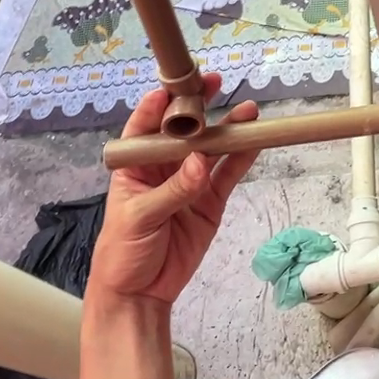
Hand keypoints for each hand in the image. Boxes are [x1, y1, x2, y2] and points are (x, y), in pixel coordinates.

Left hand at [88, 74, 259, 307]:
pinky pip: (228, 174)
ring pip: (212, 149)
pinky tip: (256, 140)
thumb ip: (173, 190)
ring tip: (249, 111)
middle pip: (184, 131)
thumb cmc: (123, 252)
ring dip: (228, 130)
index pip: (145, 127)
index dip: (160, 103)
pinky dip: (242, 157)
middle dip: (199, 106)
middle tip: (216, 83)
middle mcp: (164, 168)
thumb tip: (202, 162)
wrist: (140, 294)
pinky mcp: (210, 200)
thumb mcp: (139, 219)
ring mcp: (190, 182)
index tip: (177, 85)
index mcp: (135, 166)